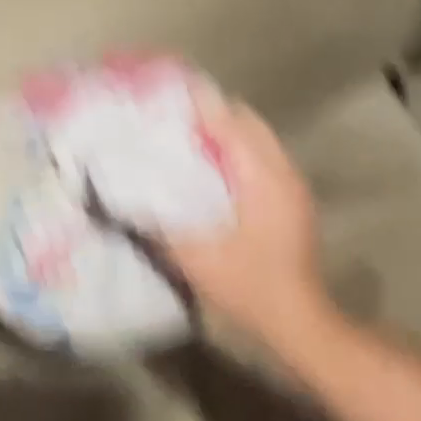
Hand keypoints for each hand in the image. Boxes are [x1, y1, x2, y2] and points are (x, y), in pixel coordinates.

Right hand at [163, 93, 328, 342]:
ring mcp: (292, 187)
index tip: (161, 97)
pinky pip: (261, 162)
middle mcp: (283, 171)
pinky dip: (235, 157)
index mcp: (263, 176)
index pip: (229, 120)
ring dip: (223, 136)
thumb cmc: (249, 287)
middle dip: (208, 115)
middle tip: (167, 121)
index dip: (195, 104)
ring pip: (256, 141)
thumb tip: (122, 199)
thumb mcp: (194, 258)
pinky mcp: (291, 204)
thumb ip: (157, 225)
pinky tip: (207, 175)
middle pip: (246, 123)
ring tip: (182, 143)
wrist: (299, 323)